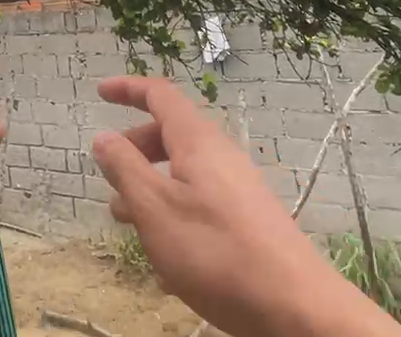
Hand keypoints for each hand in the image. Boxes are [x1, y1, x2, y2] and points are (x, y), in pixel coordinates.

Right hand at [90, 76, 399, 336]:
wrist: (300, 312)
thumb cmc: (217, 251)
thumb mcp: (155, 208)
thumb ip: (125, 168)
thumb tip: (103, 137)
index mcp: (197, 141)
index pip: (160, 95)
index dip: (128, 88)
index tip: (100, 92)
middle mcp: (220, 156)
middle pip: (171, 133)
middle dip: (135, 147)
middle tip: (109, 172)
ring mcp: (239, 189)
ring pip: (184, 172)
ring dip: (150, 186)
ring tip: (126, 220)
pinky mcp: (249, 222)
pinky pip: (201, 201)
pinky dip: (174, 212)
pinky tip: (165, 255)